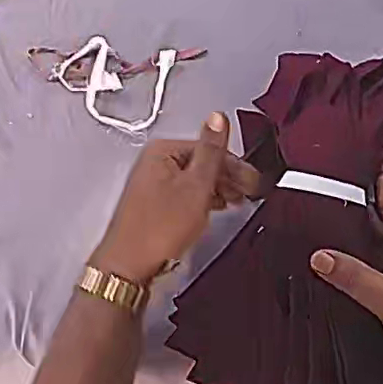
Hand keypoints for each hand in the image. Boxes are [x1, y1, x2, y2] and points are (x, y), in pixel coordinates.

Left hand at [90, 112, 261, 282]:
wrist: (130, 265)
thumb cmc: (156, 229)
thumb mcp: (196, 186)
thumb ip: (211, 151)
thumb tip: (219, 118)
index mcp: (162, 151)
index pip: (210, 148)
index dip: (235, 166)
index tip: (252, 181)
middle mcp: (154, 163)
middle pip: (202, 163)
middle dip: (228, 178)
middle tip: (247, 193)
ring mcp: (153, 184)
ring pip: (195, 180)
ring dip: (217, 190)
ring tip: (235, 202)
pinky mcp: (155, 204)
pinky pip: (185, 194)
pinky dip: (202, 201)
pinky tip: (211, 210)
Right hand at [309, 164, 382, 383]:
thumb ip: (356, 278)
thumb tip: (319, 256)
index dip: (375, 190)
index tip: (350, 166)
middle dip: (359, 208)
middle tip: (323, 188)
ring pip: (380, 233)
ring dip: (355, 228)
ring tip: (321, 209)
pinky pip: (376, 251)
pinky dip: (357, 247)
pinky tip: (332, 238)